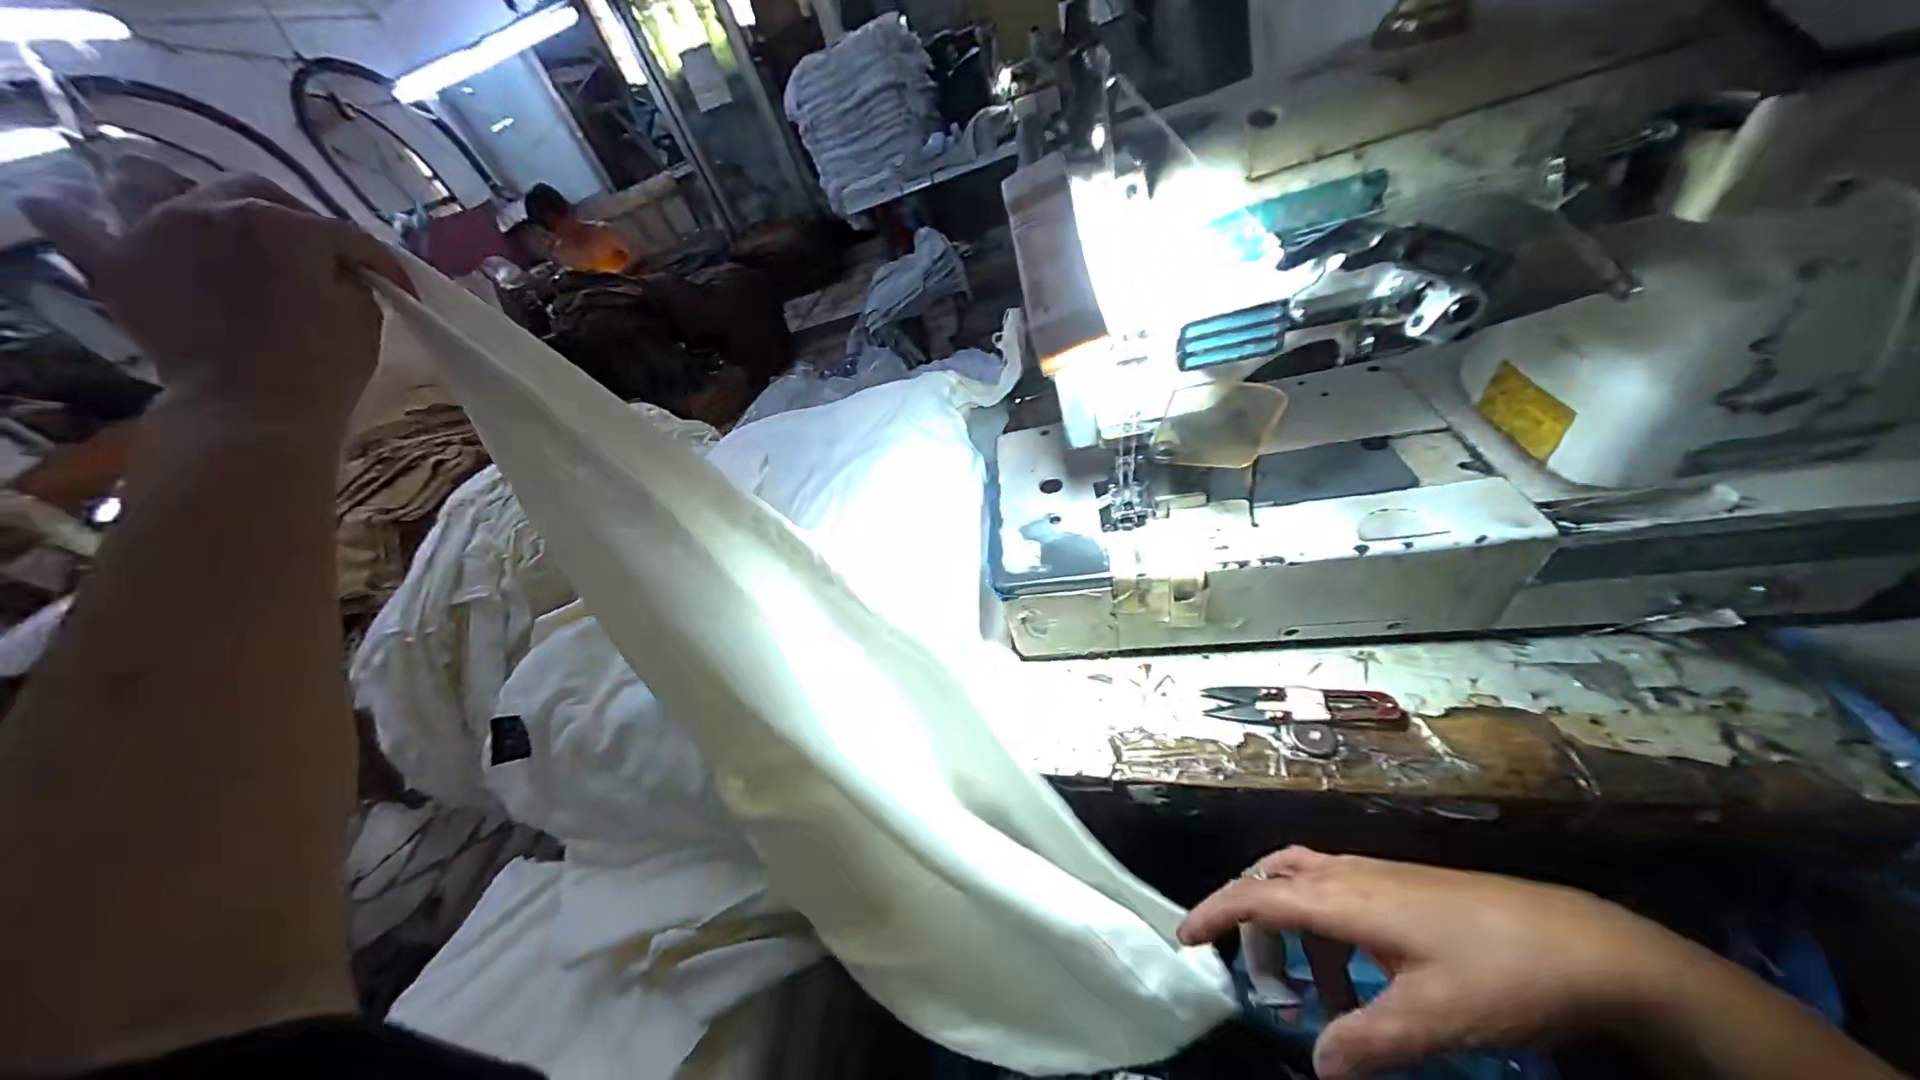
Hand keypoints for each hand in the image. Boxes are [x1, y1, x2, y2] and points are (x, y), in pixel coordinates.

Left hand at [19, 160, 411, 434]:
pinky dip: (76, 209)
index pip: (346, 234)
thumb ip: (348, 278)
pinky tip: (89, 210)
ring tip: (204, 219)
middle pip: (256, 191)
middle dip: (293, 218)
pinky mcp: (114, 263)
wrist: (254, 407)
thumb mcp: (363, 316)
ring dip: (180, 192)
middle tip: (315, 255)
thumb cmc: (324, 364)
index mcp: (284, 224)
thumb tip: (337, 270)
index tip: (399, 287)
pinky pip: (69, 217)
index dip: (379, 261)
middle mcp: (211, 208)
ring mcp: (152, 229)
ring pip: (149, 179)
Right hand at [1178, 847, 1712, 1078]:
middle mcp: (1349, 873)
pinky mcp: (1404, 885)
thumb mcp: (1429, 1021)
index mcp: (1341, 897)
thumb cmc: (1498, 975)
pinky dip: (1328, 930)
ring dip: (1295, 931)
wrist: (1587, 942)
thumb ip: (1363, 1042)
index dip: (1214, 914)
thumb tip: (1315, 1063)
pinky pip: (1339, 894)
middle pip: (1272, 877)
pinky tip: (1365, 974)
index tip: (1185, 939)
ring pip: (1305, 882)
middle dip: (1252, 922)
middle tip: (1263, 979)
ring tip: (1321, 995)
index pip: (1256, 897)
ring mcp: (1378, 874)